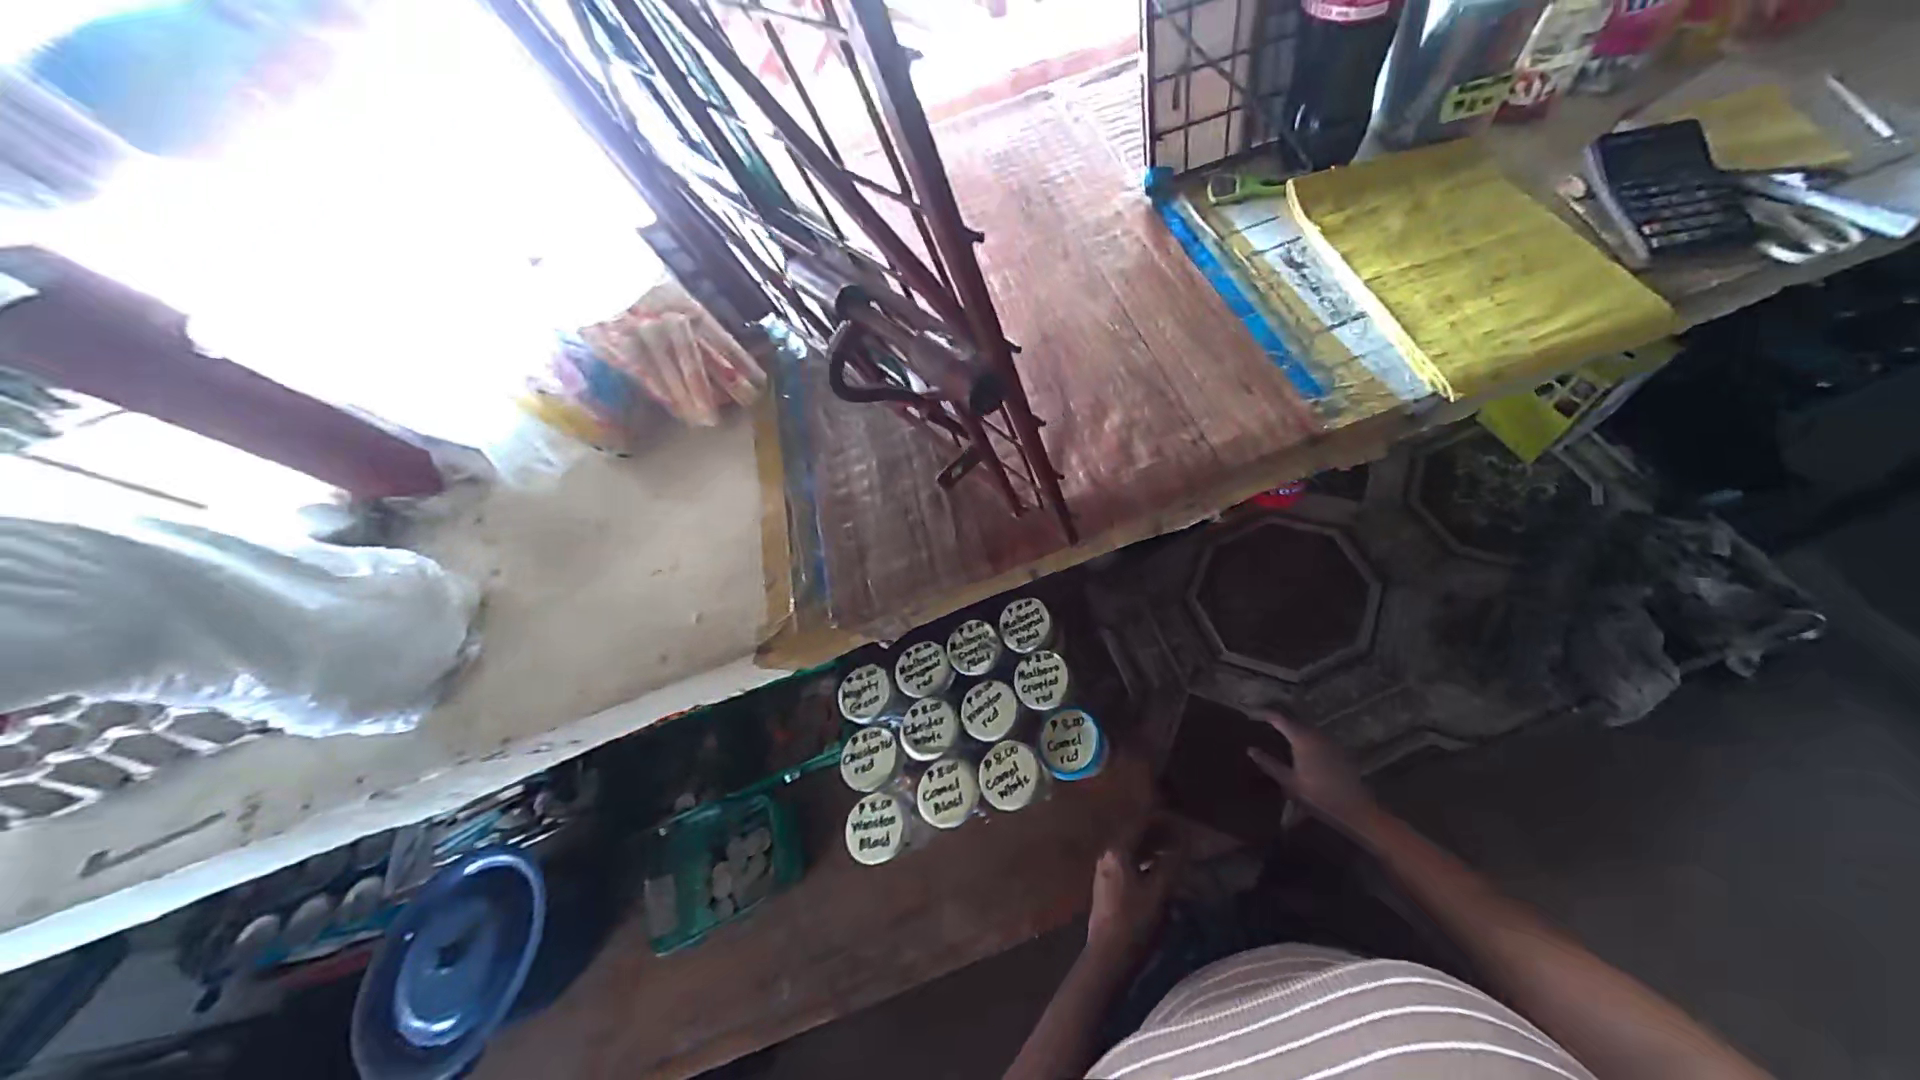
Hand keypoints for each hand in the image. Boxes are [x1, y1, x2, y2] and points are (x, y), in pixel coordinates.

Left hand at [1085, 819, 1183, 960]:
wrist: (1109, 954)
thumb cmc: (1135, 921)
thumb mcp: (1159, 891)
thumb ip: (1171, 863)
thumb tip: (1184, 840)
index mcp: (1117, 851)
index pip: (1139, 824)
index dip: (1160, 820)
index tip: (1179, 819)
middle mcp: (1107, 855)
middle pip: (1133, 835)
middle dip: (1156, 833)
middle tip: (1179, 835)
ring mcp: (1104, 870)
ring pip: (1130, 849)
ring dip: (1150, 847)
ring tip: (1173, 851)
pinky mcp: (1107, 885)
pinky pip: (1127, 862)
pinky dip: (1143, 860)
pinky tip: (1157, 870)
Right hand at [1245, 709, 1378, 830]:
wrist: (1355, 809)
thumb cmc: (1318, 795)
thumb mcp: (1288, 781)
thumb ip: (1268, 763)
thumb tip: (1251, 749)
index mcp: (1302, 738)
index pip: (1279, 718)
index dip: (1264, 713)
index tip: (1251, 714)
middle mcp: (1316, 734)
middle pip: (1294, 720)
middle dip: (1278, 720)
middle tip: (1262, 723)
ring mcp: (1330, 741)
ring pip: (1306, 729)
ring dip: (1292, 729)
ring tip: (1277, 735)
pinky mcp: (1339, 751)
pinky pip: (1315, 738)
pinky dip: (1304, 738)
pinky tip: (1298, 749)